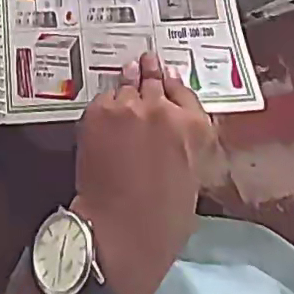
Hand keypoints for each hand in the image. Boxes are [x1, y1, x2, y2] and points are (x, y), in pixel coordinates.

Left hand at [70, 53, 214, 293]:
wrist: (120, 230)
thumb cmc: (164, 218)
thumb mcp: (191, 174)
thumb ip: (183, 140)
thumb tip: (171, 125)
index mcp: (194, 127)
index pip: (184, 90)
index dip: (173, 85)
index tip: (168, 79)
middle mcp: (163, 108)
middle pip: (155, 79)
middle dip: (150, 73)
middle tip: (147, 63)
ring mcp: (128, 106)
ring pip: (127, 84)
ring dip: (127, 84)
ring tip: (127, 75)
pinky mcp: (99, 111)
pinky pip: (104, 99)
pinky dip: (106, 105)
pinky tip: (107, 115)